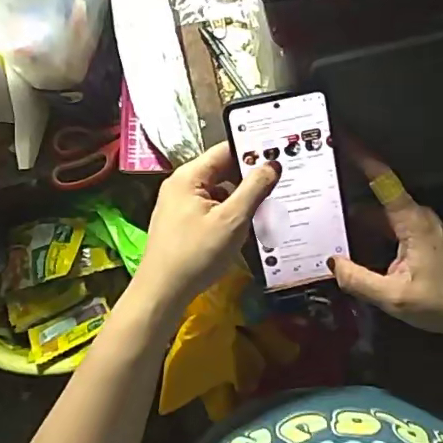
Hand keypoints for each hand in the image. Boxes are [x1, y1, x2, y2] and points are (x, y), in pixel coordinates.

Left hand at [132, 142, 278, 307]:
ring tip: (269, 206)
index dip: (253, 151)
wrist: (162, 292)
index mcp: (188, 176)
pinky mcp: (181, 223)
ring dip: (241, 198)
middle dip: (250, 178)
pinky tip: (247, 226)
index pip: (225, 150)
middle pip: (222, 170)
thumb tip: (272, 164)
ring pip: (218, 191)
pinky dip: (229, 214)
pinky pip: (211, 208)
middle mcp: (181, 185)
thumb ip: (254, 189)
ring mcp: (179, 205)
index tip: (279, 155)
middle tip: (280, 183)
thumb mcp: (231, 220)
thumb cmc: (195, 254)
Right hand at [329, 149, 442, 339]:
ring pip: (377, 215)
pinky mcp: (418, 239)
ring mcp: (418, 227)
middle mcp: (415, 216)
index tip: (340, 138)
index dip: (361, 157)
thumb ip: (359, 280)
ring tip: (320, 217)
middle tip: (314, 186)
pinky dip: (364, 231)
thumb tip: (330, 263)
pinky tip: (345, 242)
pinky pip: (384, 227)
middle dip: (346, 188)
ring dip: (353, 217)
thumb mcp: (395, 297)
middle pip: (374, 196)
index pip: (383, 180)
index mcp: (412, 221)